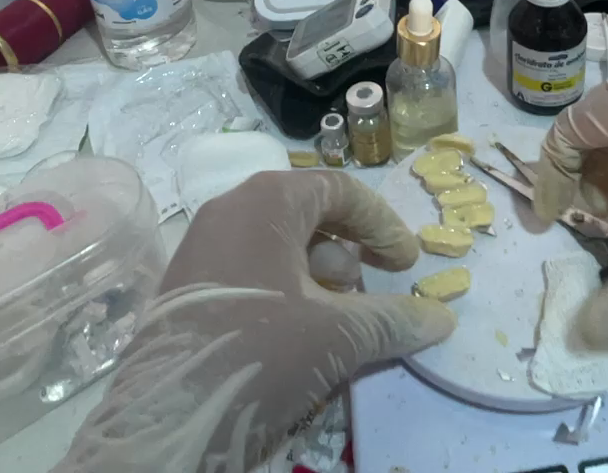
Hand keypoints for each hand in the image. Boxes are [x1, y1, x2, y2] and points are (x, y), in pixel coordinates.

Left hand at [60, 170, 455, 472]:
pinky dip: (285, 282)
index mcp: (268, 200)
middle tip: (377, 281)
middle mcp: (231, 206)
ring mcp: (203, 241)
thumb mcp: (336, 336)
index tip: (407, 263)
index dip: (382, 223)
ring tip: (339, 310)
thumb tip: (441, 319)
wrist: (165, 418)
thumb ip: (392, 320)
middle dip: (351, 246)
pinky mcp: (186, 278)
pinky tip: (296, 324)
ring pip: (278, 238)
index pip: (340, 189)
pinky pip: (250, 261)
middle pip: (308, 210)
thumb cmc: (259, 351)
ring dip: (319, 268)